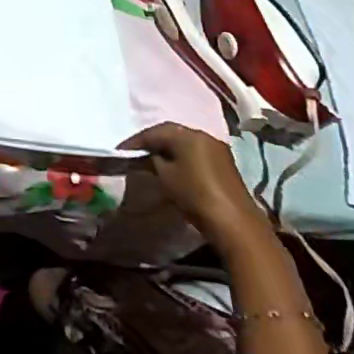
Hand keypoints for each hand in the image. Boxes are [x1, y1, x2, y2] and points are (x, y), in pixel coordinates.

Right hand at [122, 122, 271, 252]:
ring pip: (184, 142)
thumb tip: (148, 155)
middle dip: (151, 141)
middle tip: (134, 152)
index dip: (135, 141)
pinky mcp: (224, 162)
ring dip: (167, 148)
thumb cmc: (194, 194)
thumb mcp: (165, 176)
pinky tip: (172, 166)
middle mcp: (203, 135)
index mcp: (187, 134)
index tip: (119, 151)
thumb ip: (152, 160)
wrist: (233, 222)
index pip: (154, 131)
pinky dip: (181, 155)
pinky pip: (195, 151)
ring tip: (150, 159)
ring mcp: (216, 148)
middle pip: (171, 133)